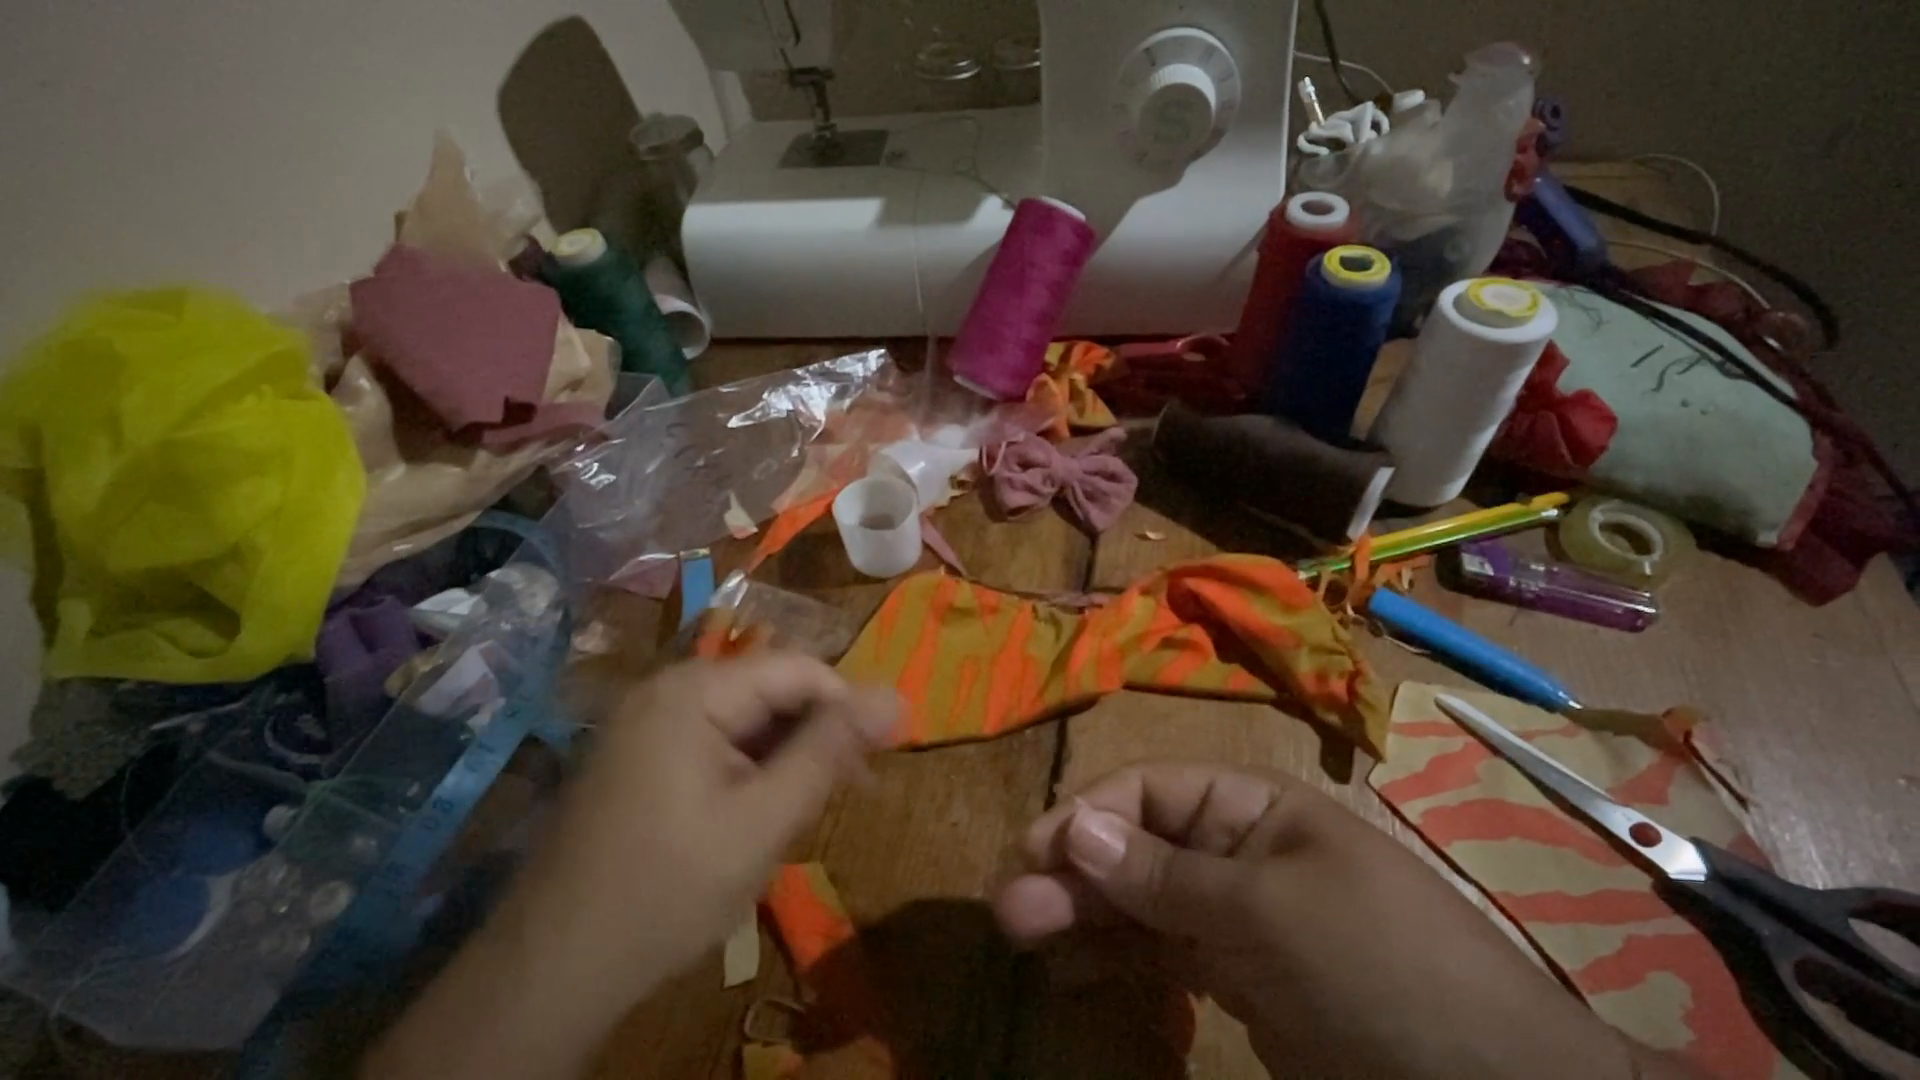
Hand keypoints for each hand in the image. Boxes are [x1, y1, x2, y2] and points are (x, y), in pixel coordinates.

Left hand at [365, 652, 896, 1079]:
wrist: (552, 967)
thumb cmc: (668, 890)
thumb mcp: (763, 822)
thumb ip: (829, 752)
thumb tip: (897, 696)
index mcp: (692, 691)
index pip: (799, 669)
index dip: (849, 706)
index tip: (883, 758)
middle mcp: (665, 690)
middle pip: (769, 689)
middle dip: (815, 734)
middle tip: (848, 793)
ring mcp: (645, 724)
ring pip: (744, 719)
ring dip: (784, 757)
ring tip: (801, 813)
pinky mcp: (638, 757)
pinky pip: (713, 743)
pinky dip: (748, 770)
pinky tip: (757, 816)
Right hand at [995, 763, 1695, 1079]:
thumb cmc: (1378, 967)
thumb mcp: (1267, 910)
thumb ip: (1164, 875)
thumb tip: (1075, 828)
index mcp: (1254, 808)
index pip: (1149, 792)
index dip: (1086, 818)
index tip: (1029, 856)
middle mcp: (1237, 851)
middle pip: (1135, 849)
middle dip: (1073, 875)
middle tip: (1007, 914)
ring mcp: (1237, 919)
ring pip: (1139, 904)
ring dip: (1083, 918)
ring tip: (1026, 943)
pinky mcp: (1239, 979)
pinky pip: (1161, 955)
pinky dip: (1116, 960)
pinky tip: (1071, 971)